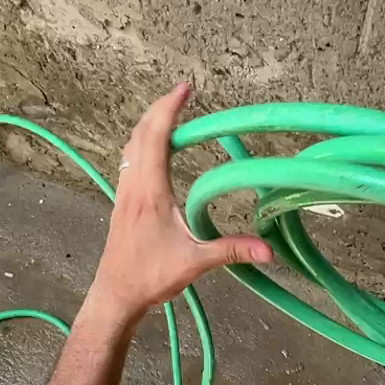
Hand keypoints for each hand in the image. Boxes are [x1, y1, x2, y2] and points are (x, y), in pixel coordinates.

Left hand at [84, 83, 270, 323]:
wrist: (115, 295)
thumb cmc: (149, 278)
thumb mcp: (195, 262)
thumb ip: (232, 251)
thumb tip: (269, 250)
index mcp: (150, 192)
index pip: (157, 138)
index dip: (169, 109)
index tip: (186, 89)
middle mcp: (133, 186)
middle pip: (139, 134)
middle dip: (159, 109)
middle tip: (181, 94)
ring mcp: (124, 195)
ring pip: (130, 147)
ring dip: (148, 126)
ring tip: (168, 116)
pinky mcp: (122, 205)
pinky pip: (129, 163)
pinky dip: (141, 146)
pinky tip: (152, 154)